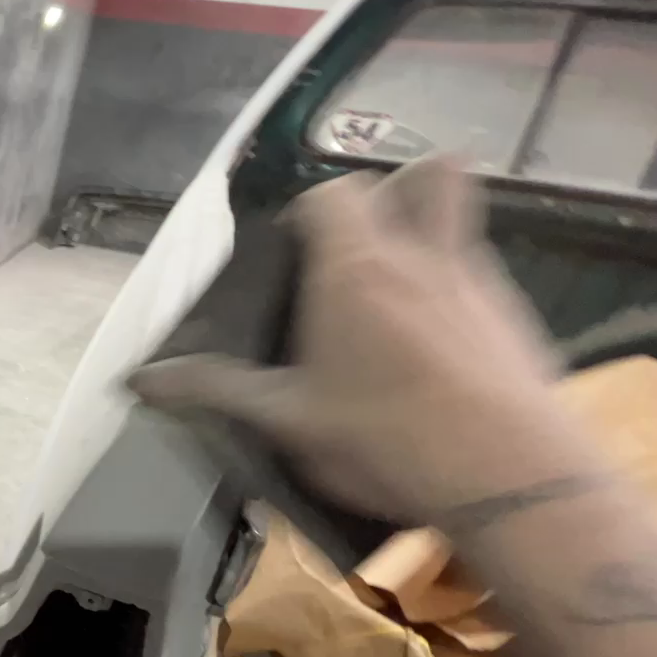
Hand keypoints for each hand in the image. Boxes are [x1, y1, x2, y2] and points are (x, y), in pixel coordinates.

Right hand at [128, 157, 603, 528]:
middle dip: (387, 191)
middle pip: (424, 174)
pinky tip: (425, 350)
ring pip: (456, 221)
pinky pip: (476, 275)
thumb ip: (211, 389)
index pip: (333, 193)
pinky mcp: (517, 319)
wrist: (514, 482)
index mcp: (357, 270)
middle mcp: (425, 258)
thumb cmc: (382, 437)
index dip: (305, 210)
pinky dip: (446, 288)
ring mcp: (481, 283)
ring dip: (419, 238)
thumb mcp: (283, 418)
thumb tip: (139, 379)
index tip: (286, 253)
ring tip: (382, 302)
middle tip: (351, 248)